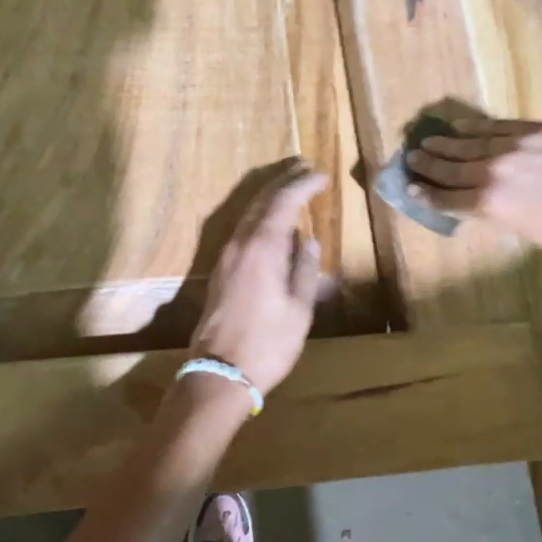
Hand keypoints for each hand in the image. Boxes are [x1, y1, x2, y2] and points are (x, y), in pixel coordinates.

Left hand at [189, 161, 328, 394]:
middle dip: (283, 183)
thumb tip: (310, 242)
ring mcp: (225, 256)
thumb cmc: (267, 342)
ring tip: (292, 192)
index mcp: (262, 247)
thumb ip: (305, 270)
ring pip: (248, 215)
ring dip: (270, 199)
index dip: (302, 185)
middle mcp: (239, 243)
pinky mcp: (220, 271)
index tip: (321, 176)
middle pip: (261, 201)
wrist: (220, 371)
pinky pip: (242, 231)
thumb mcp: (299, 309)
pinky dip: (260, 219)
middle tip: (305, 170)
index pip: (283, 202)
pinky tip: (273, 227)